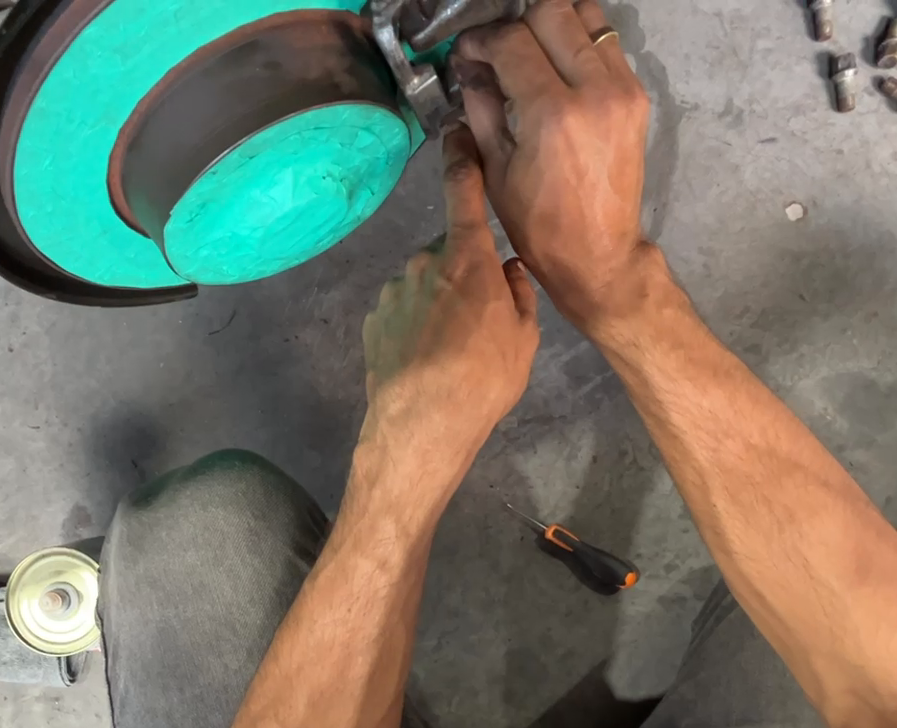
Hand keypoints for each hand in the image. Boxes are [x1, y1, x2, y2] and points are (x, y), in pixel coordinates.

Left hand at [360, 127, 539, 474]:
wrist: (423, 425)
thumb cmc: (484, 379)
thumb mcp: (524, 338)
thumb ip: (519, 294)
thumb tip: (511, 269)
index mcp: (467, 258)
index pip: (463, 192)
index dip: (461, 160)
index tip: (456, 133)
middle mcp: (423, 264)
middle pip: (446, 254)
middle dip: (461, 275)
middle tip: (476, 322)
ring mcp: (392, 294)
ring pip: (420, 286)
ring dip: (434, 305)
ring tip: (447, 351)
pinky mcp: (372, 324)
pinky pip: (399, 313)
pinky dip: (411, 327)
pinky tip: (422, 361)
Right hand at [454, 0, 653, 330]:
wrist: (599, 256)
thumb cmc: (540, 228)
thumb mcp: (496, 175)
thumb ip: (481, 112)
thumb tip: (470, 70)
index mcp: (552, 115)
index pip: (512, 42)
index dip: (481, 40)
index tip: (466, 54)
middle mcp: (593, 90)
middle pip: (552, 10)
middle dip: (516, 24)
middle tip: (499, 52)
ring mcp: (622, 89)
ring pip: (586, 15)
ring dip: (551, 24)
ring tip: (530, 53)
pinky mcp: (636, 96)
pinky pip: (605, 43)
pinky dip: (577, 44)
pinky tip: (557, 71)